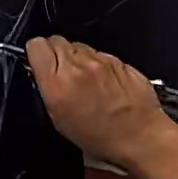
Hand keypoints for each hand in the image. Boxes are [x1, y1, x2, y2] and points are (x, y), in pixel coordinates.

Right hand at [28, 36, 177, 169]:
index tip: (40, 62)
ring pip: (79, 46)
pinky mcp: (118, 59)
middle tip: (62, 73)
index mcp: (57, 82)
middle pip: (56, 40)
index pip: (37, 46)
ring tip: (86, 80)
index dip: (37, 53)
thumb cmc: (100, 138)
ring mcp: (99, 60)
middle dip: (56, 53)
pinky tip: (104, 83)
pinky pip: (100, 54)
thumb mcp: (59, 120)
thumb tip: (43, 73)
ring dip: (77, 58)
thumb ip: (48, 89)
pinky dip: (98, 64)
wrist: (141, 137)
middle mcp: (77, 65)